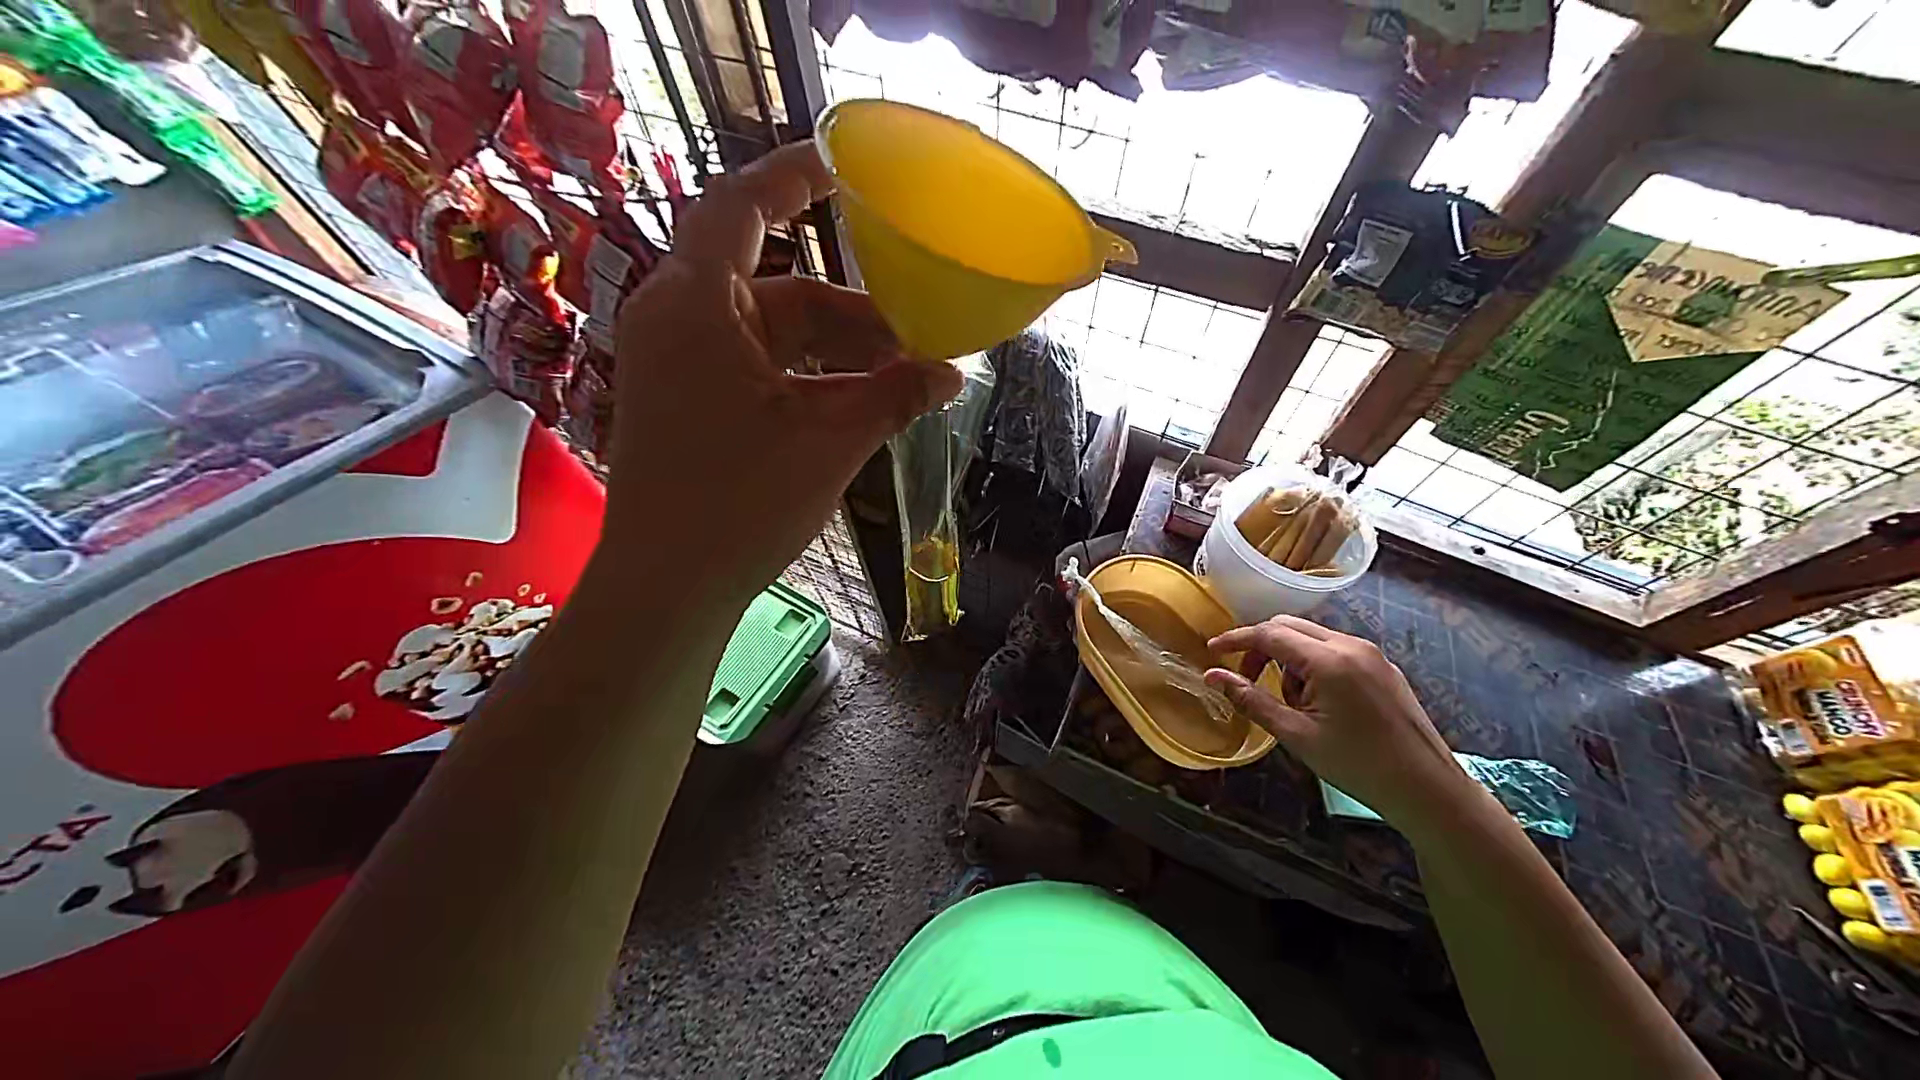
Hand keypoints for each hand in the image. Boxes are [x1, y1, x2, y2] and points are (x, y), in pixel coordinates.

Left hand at [604, 142, 961, 598]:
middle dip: (852, 310)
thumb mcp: (829, 442)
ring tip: (900, 375)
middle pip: (778, 286)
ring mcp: (678, 363)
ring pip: (772, 333)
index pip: (743, 203)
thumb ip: (893, 396)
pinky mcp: (686, 401)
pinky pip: (756, 367)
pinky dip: (806, 377)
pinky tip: (857, 401)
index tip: (849, 166)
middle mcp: (678, 319)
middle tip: (917, 332)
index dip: (797, 175)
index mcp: (698, 304)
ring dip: (836, 351)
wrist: (668, 586)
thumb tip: (951, 375)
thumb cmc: (741, 505)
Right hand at [1205, 616, 1483, 831]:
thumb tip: (1212, 676)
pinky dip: (1313, 664)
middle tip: (1246, 678)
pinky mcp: (1383, 667)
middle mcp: (1351, 646)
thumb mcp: (1295, 734)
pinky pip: (1335, 650)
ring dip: (1288, 658)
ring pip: (1312, 637)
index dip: (1236, 640)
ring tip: (1289, 701)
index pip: (1269, 634)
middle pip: (1289, 627)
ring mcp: (1371, 655)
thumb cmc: (1357, 765)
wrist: (1428, 789)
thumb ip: (1251, 700)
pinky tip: (1316, 700)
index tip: (1211, 650)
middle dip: (1261, 647)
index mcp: (1328, 660)